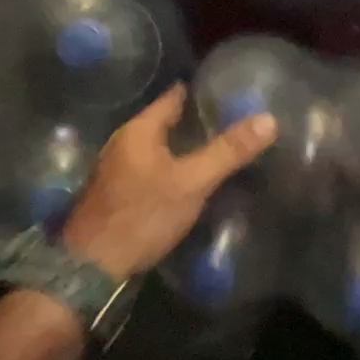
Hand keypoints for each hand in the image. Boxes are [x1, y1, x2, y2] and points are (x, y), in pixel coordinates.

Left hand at [61, 84, 276, 276]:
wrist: (90, 270)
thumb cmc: (142, 216)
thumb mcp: (192, 182)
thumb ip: (228, 151)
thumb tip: (269, 119)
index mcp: (139, 130)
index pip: (174, 97)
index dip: (201, 91)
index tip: (231, 90)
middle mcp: (123, 143)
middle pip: (166, 122)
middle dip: (196, 121)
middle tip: (234, 120)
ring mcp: (117, 170)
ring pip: (159, 147)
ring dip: (184, 147)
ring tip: (219, 149)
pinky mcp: (117, 195)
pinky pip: (152, 169)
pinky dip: (173, 167)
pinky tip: (193, 178)